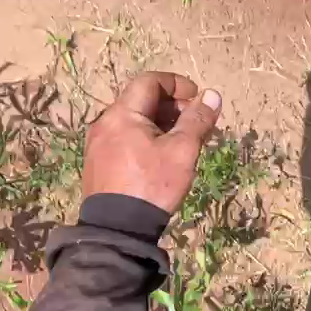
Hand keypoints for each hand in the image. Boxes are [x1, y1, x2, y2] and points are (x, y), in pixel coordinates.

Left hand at [81, 72, 223, 213]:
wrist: (118, 228)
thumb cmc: (153, 184)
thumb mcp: (182, 151)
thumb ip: (197, 120)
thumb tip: (212, 95)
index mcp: (123, 114)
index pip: (150, 81)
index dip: (177, 84)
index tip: (198, 99)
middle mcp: (105, 123)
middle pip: (142, 100)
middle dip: (173, 106)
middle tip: (196, 123)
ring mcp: (99, 144)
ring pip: (135, 121)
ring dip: (162, 124)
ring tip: (183, 143)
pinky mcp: (99, 163)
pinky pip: (126, 138)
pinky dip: (147, 138)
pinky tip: (162, 159)